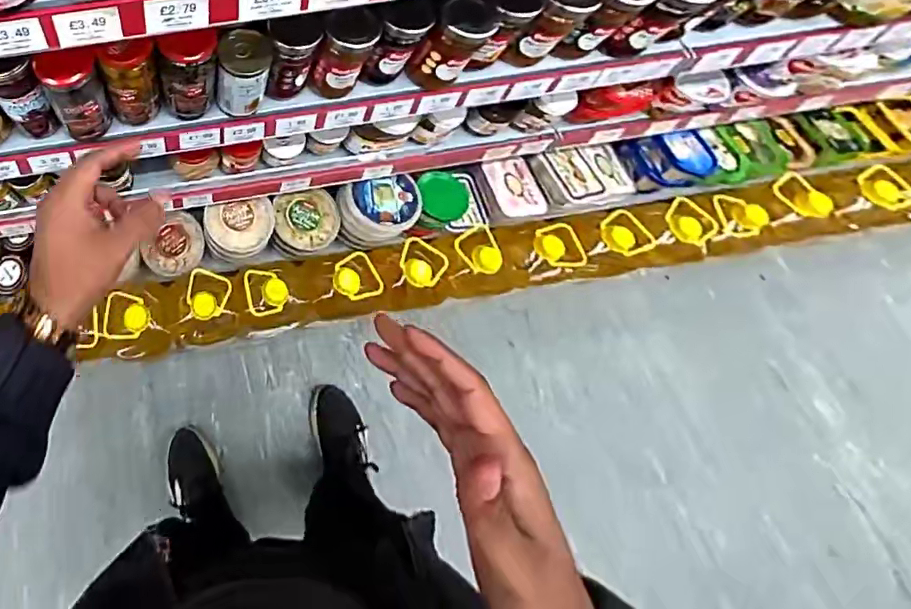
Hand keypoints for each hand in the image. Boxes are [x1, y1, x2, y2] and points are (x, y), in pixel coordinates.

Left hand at [29, 142, 163, 330]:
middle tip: (138, 175)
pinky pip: (78, 208)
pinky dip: (98, 212)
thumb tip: (162, 199)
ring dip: (108, 200)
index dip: (118, 151)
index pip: (93, 161)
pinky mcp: (53, 230)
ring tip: (127, 221)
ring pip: (85, 194)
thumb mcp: (117, 246)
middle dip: (115, 178)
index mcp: (66, 198)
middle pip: (87, 175)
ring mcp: (51, 216)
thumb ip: (142, 219)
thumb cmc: (81, 275)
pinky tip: (111, 232)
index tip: (139, 146)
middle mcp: (55, 201)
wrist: (51, 310)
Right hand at [365, 314, 591, 608]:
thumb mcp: (506, 549)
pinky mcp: (473, 471)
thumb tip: (478, 452)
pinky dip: (420, 399)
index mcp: (504, 456)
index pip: (469, 391)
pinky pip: (441, 421)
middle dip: (416, 352)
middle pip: (452, 386)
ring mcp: (483, 458)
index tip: (407, 332)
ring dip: (412, 370)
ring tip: (379, 350)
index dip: (437, 357)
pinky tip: (402, 389)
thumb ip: (488, 500)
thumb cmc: (532, 588)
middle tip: (381, 327)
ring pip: (443, 399)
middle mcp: (494, 448)